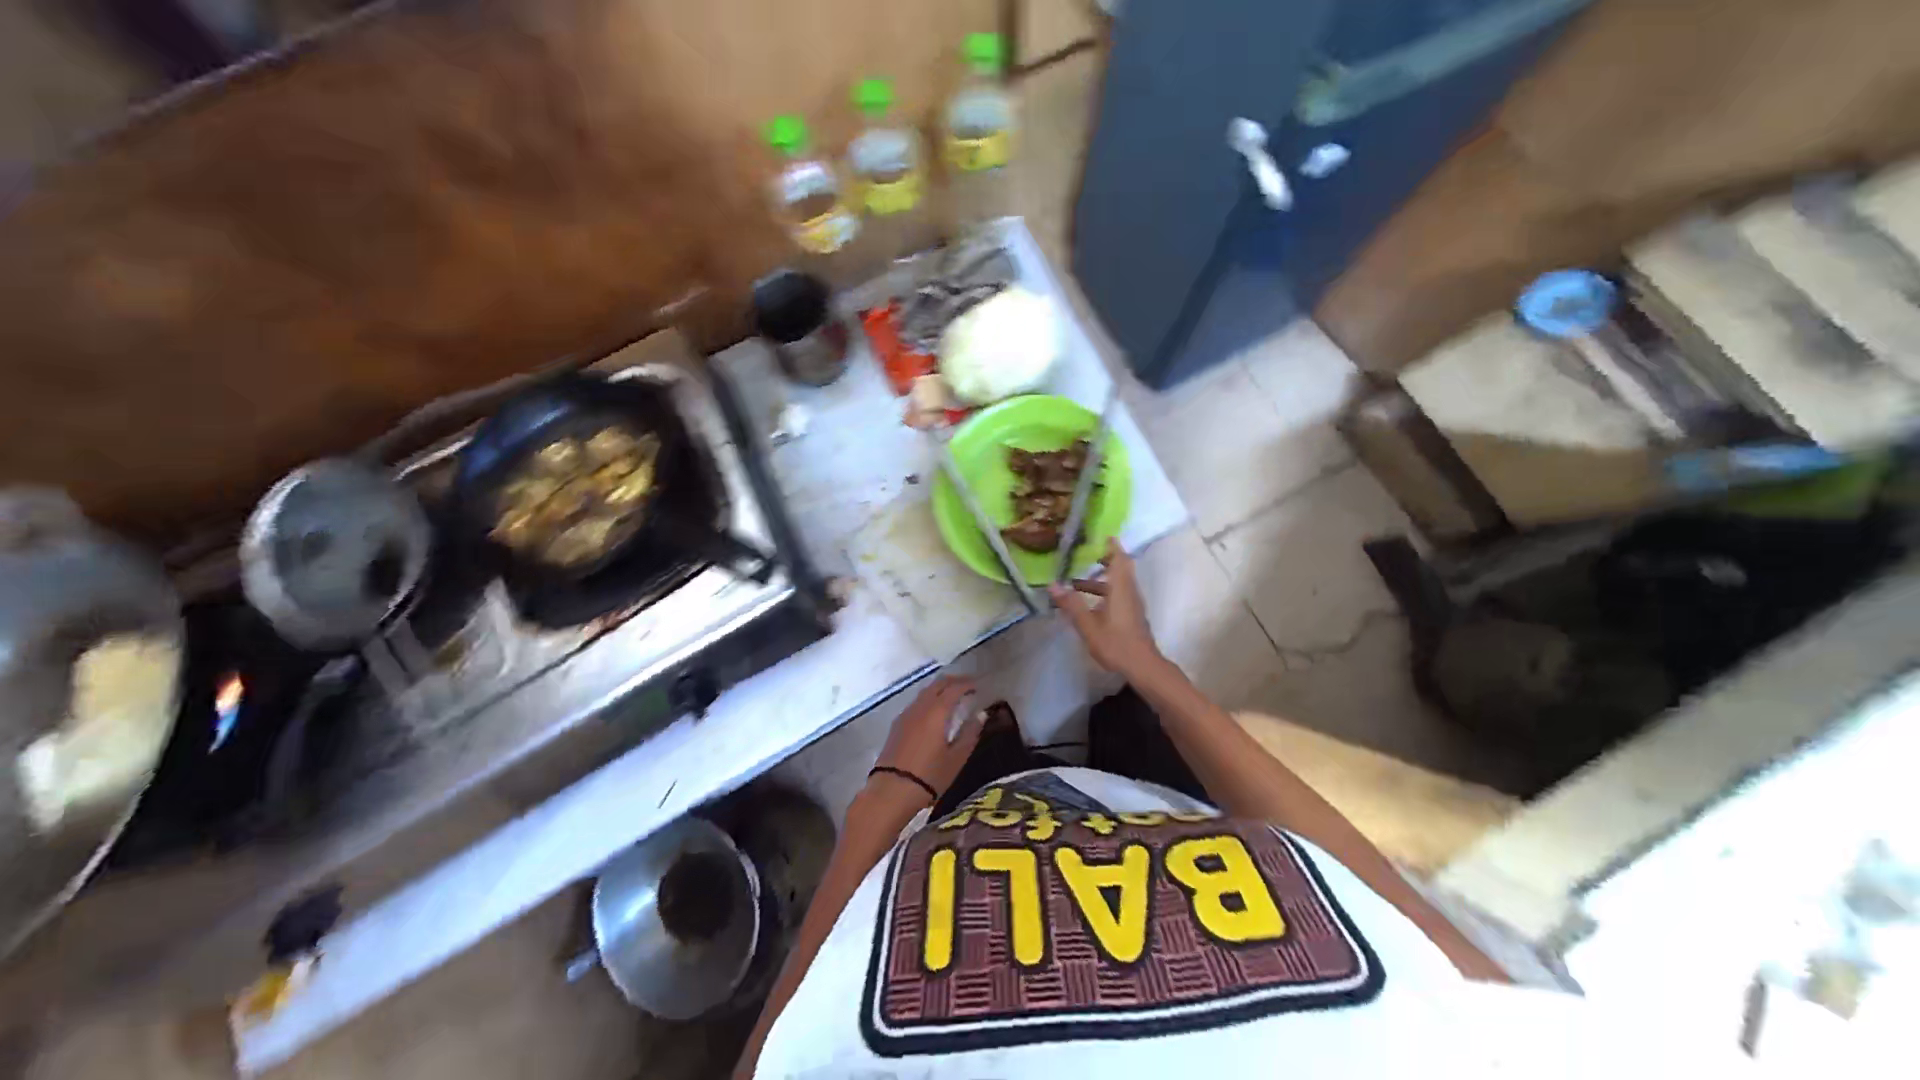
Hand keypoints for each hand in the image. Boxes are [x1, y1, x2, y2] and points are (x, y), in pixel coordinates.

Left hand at [865, 675, 982, 812]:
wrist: (892, 791)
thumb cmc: (929, 776)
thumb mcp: (956, 758)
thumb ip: (970, 733)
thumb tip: (981, 714)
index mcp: (936, 712)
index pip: (954, 688)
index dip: (967, 683)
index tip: (979, 684)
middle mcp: (919, 707)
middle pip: (937, 684)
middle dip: (953, 681)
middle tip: (968, 684)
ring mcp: (905, 714)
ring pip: (925, 692)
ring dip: (940, 689)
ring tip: (953, 695)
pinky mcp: (897, 724)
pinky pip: (916, 702)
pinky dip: (929, 699)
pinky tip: (934, 710)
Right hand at [1050, 539, 1165, 677]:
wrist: (1142, 665)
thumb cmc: (1116, 643)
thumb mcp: (1088, 625)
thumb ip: (1071, 604)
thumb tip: (1053, 584)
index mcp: (1120, 588)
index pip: (1119, 559)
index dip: (1112, 546)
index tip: (1103, 535)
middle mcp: (1129, 592)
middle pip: (1120, 569)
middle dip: (1104, 560)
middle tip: (1085, 555)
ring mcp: (1133, 604)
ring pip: (1118, 583)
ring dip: (1100, 579)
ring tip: (1077, 583)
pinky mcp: (1132, 615)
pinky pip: (1119, 594)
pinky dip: (1104, 591)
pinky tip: (1089, 604)